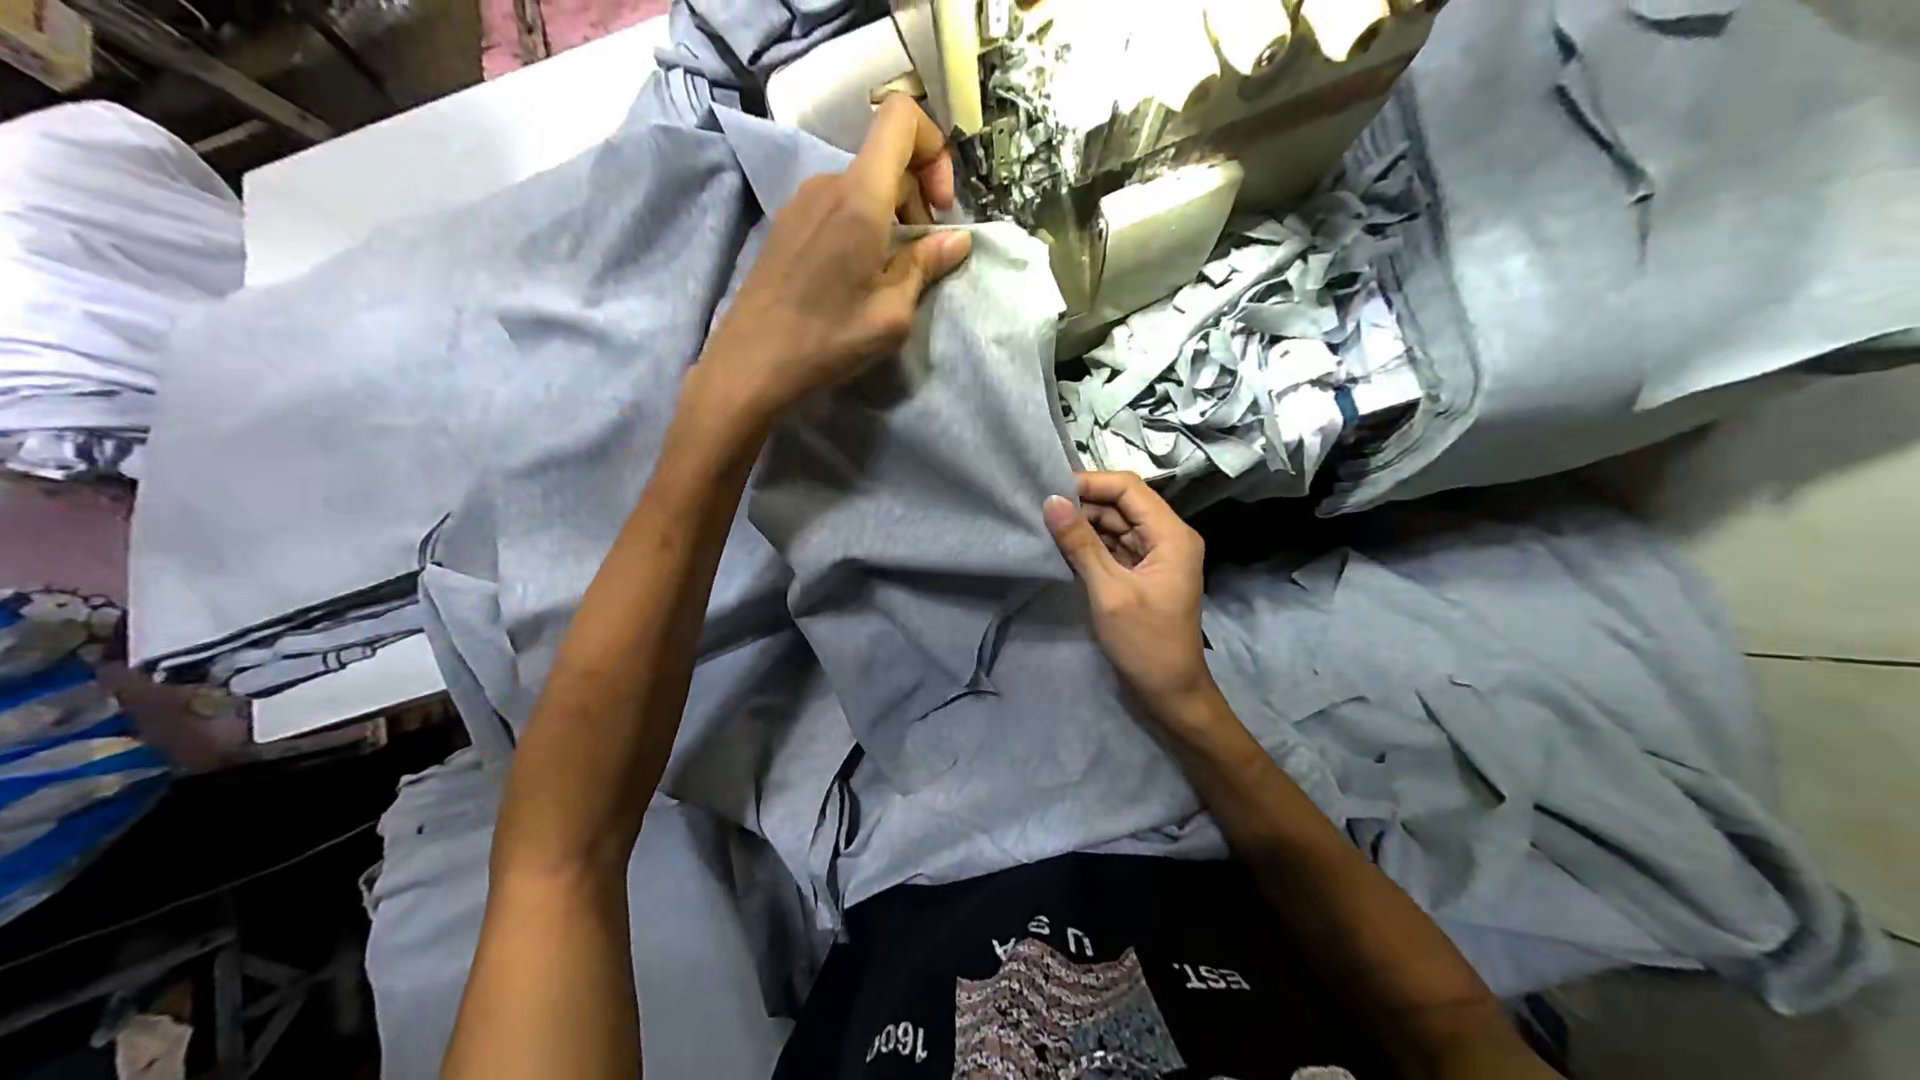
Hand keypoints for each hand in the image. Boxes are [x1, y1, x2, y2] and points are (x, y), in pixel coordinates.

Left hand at [692, 95, 972, 424]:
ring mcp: (801, 201)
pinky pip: (837, 205)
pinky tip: (855, 275)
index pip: (902, 118)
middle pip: (886, 158)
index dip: (935, 148)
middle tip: (922, 255)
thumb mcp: (891, 313)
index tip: (941, 207)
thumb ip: (926, 266)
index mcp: (859, 197)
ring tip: (888, 272)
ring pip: (862, 185)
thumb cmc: (827, 340)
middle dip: (917, 196)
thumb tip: (958, 239)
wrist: (750, 363)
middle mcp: (827, 183)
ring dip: (890, 215)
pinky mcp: (786, 223)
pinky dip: (861, 225)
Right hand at [1043, 471, 1213, 713]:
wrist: (1170, 692)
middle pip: (1122, 504)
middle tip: (1040, 508)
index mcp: (1171, 535)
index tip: (1050, 489)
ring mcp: (1155, 556)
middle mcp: (1167, 537)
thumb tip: (1051, 501)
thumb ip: (1080, 544)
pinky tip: (1061, 546)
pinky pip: (1114, 546)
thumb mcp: (1108, 591)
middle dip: (1083, 504)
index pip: (1129, 488)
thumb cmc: (1145, 643)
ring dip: (1083, 525)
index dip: (1091, 483)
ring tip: (1044, 525)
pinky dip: (1090, 545)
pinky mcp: (1142, 572)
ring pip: (1115, 525)